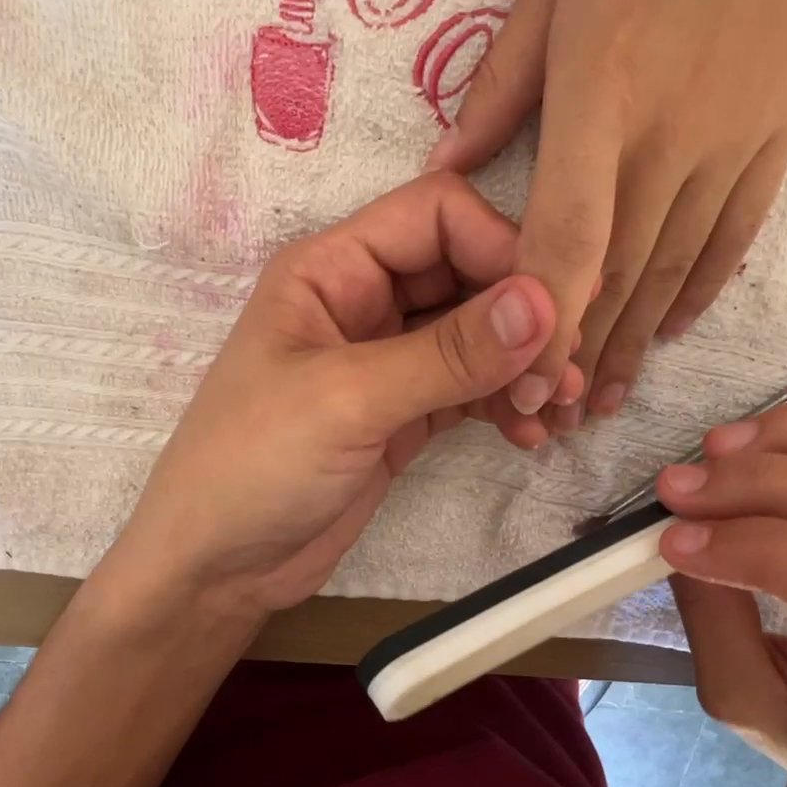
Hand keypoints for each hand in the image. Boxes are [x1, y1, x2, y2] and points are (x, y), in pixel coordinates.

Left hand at [104, 173, 555, 616]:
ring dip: (524, 367)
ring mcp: (387, 362)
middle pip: (468, 274)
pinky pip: (471, 391)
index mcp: (333, 269)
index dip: (501, 248)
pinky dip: (505, 405)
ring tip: (559, 410)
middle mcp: (364, 302)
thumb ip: (446, 354)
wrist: (220, 569)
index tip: (551, 309)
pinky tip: (531, 435)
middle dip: (524, 317)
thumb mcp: (347, 402)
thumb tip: (543, 302)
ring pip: (477, 338)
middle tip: (566, 370)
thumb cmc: (255, 467)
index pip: (438, 217)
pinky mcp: (404, 417)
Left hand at [427, 0, 786, 443]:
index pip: (568, 240)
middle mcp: (666, 137)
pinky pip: (735, 234)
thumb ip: (500, 90)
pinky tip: (669, 331)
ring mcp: (731, 141)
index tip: (529, 384)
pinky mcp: (779, 135)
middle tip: (562, 416)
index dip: (547, 321)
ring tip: (609, 399)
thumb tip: (448, 168)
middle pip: (618, 273)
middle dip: (586, 354)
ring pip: (674, 267)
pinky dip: (699, 290)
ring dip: (639, 342)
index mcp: (599, 101)